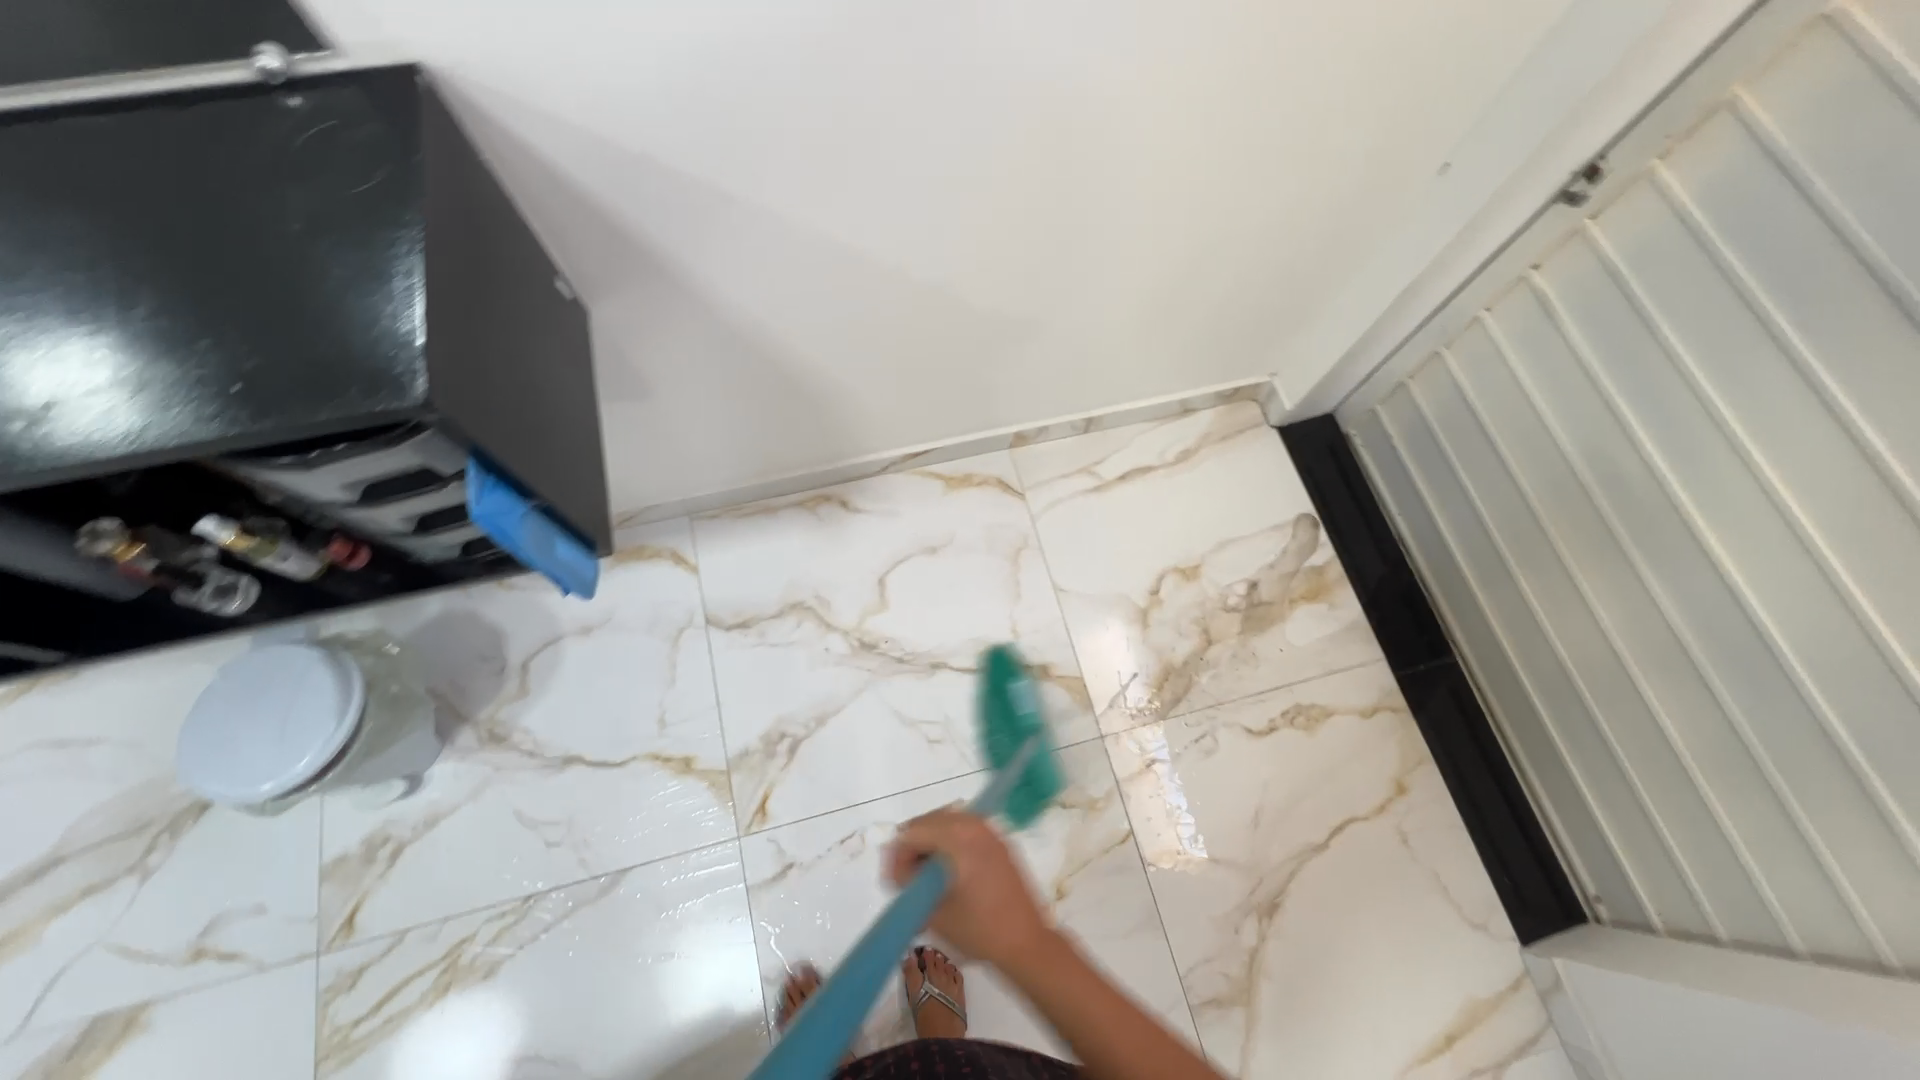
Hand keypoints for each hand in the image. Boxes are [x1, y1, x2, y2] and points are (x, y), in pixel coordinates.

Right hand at [885, 808, 1052, 968]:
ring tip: (925, 876)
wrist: (1027, 943)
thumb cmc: (979, 930)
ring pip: (947, 822)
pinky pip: (965, 829)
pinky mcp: (1000, 842)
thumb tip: (898, 869)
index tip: (894, 882)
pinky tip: (947, 872)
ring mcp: (991, 831)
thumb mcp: (934, 911)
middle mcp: (975, 825)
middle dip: (913, 846)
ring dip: (931, 843)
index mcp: (958, 837)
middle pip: (929, 821)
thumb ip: (909, 883)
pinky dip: (950, 842)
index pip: (913, 832)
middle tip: (906, 879)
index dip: (898, 855)